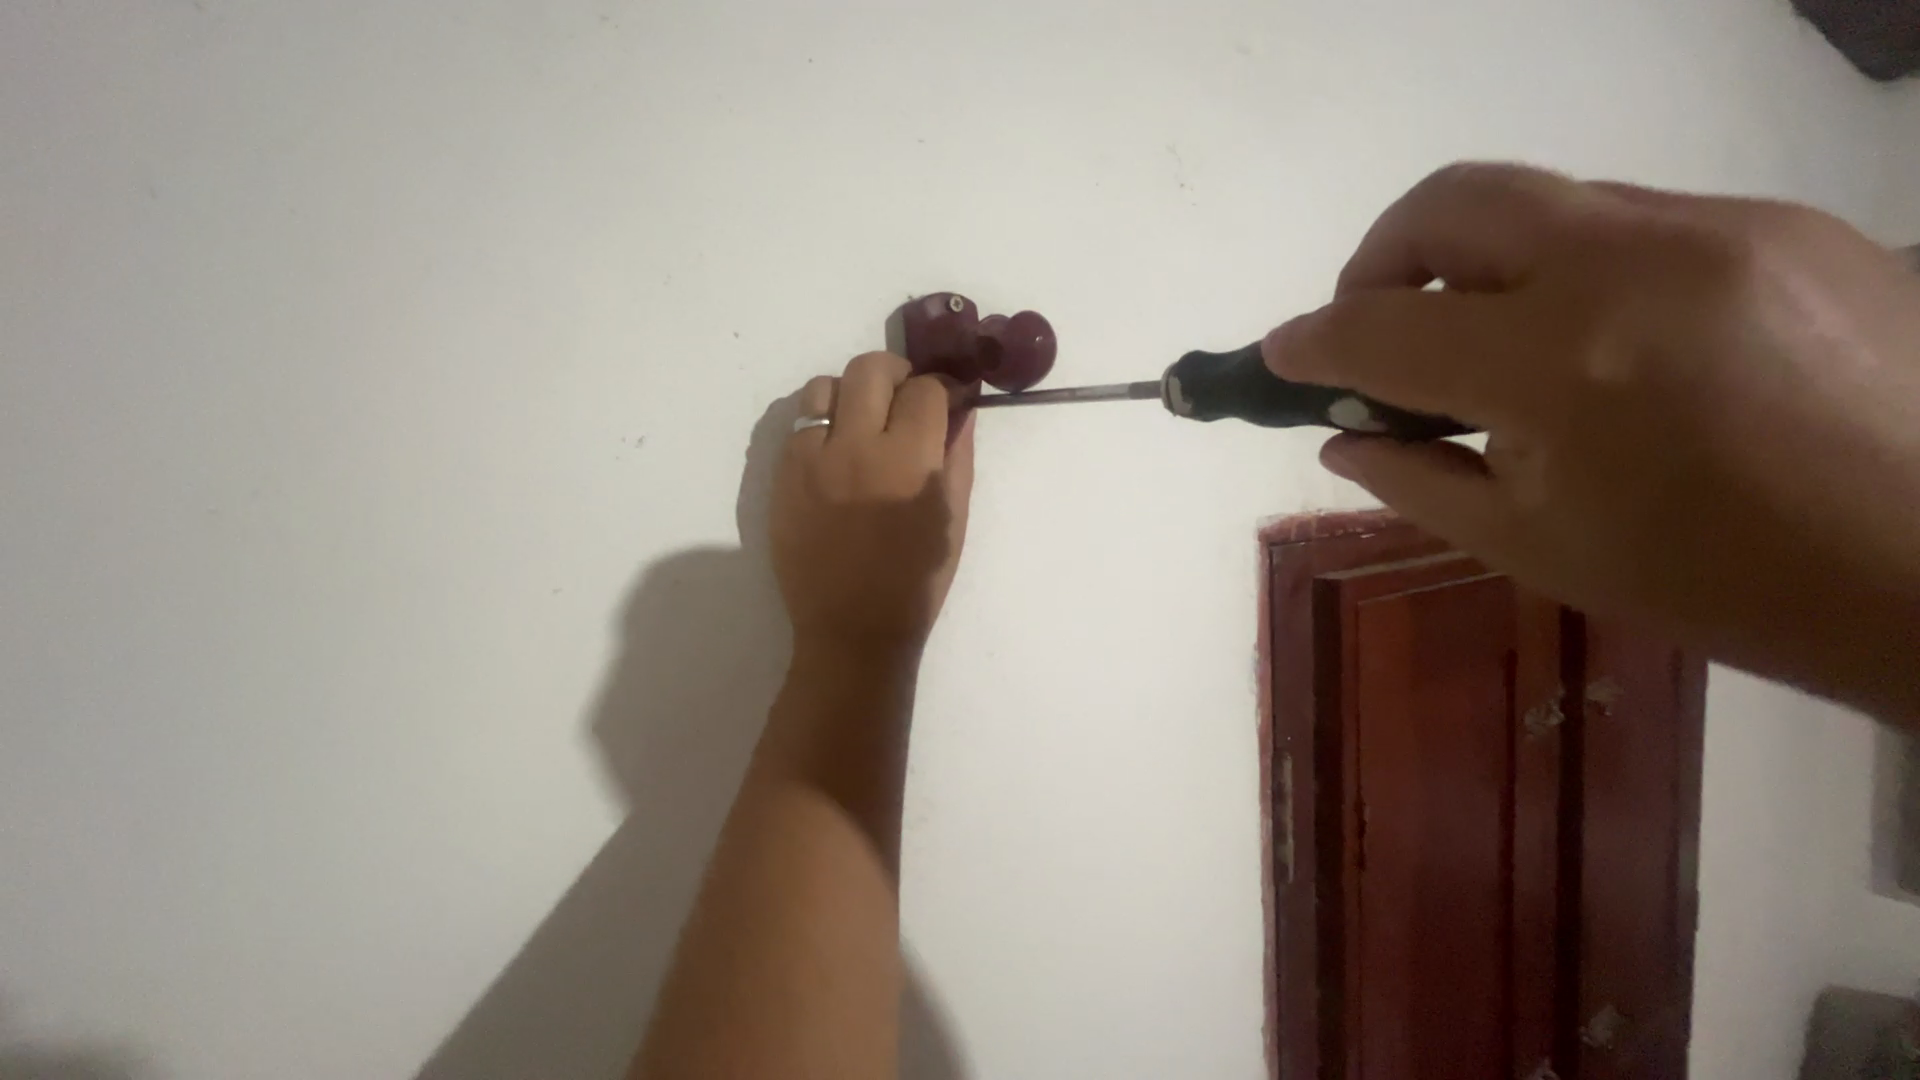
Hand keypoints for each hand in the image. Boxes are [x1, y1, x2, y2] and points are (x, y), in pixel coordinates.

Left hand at [771, 352, 974, 650]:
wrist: (852, 628)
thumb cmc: (916, 582)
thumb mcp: (952, 519)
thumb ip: (957, 456)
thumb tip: (960, 408)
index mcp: (910, 464)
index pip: (926, 390)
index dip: (941, 387)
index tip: (945, 399)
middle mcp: (858, 450)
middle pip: (870, 370)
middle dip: (896, 374)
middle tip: (904, 397)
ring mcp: (812, 461)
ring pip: (825, 387)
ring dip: (850, 394)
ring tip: (862, 422)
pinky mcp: (782, 476)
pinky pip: (798, 424)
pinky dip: (821, 426)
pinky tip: (834, 453)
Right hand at [1266, 163, 1919, 715]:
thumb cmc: (1711, 581)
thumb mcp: (1527, 544)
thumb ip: (1411, 478)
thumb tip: (1339, 438)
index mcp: (1560, 365)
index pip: (1383, 325)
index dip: (1312, 343)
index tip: (1279, 357)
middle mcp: (1635, 264)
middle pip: (1452, 201)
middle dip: (1377, 259)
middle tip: (1371, 326)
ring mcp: (1721, 229)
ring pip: (1537, 204)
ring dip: (1472, 267)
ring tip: (1483, 348)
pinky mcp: (1780, 224)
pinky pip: (1621, 223)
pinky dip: (1561, 273)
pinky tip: (1589, 347)